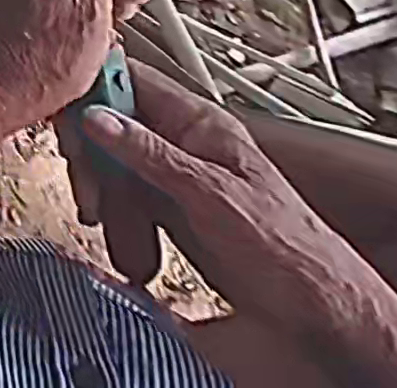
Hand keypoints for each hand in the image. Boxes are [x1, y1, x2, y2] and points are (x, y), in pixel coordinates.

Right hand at [81, 59, 391, 334]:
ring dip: (101, 193)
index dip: (93, 87)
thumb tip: (97, 117)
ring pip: (109, 162)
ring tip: (107, 224)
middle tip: (87, 187)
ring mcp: (169, 172)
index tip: (69, 116)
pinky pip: (122, 198)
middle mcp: (177, 139)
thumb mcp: (213, 196)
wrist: (327, 320)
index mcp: (196, 120)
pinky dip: (114, 218)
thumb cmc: (291, 251)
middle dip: (92, 154)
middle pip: (108, 121)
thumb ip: (150, 154)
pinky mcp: (165, 206)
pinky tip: (122, 243)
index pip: (129, 77)